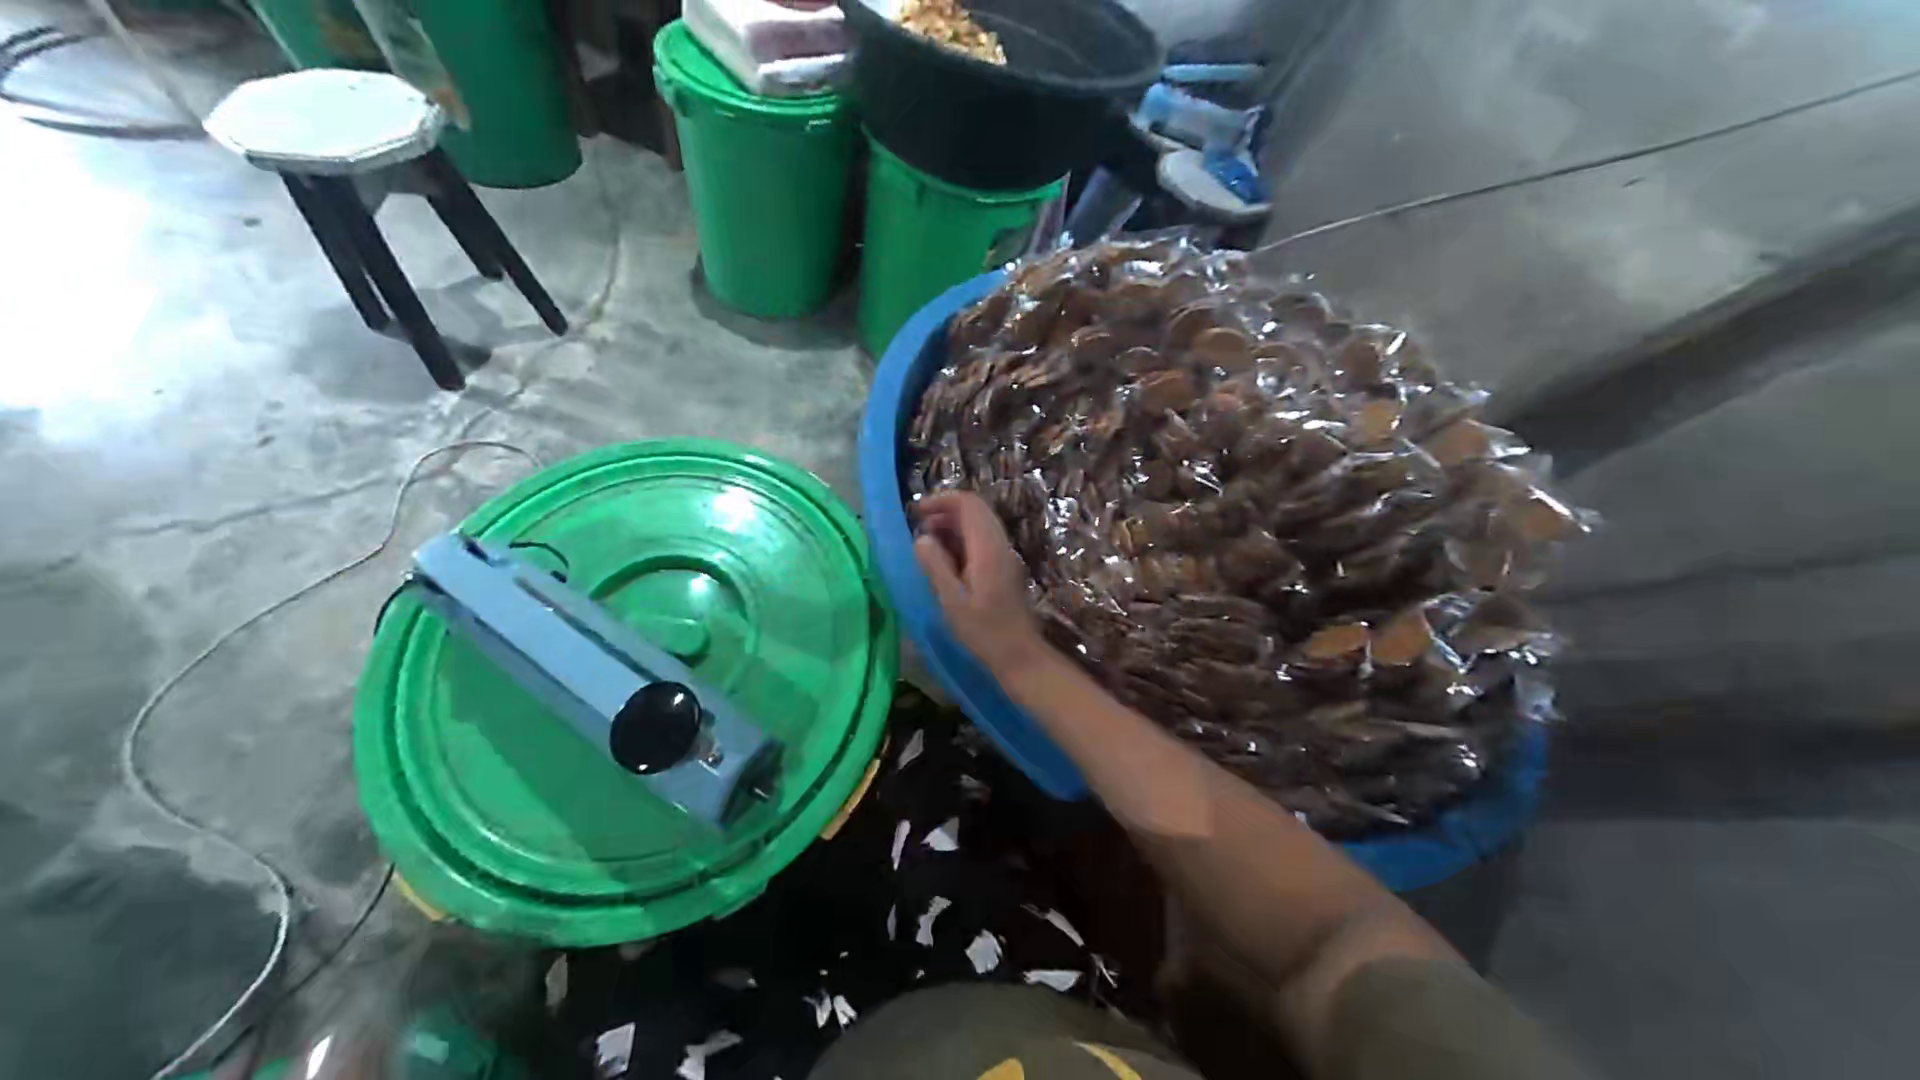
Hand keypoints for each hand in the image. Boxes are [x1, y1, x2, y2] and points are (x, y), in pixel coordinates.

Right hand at [913, 491, 1049, 678]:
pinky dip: (961, 539)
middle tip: (919, 526)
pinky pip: (982, 540)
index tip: (917, 511)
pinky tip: (945, 559)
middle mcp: (1000, 545)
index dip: (942, 500)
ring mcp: (1005, 556)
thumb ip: (935, 565)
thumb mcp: (952, 601)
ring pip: (979, 524)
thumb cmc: (984, 632)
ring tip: (927, 542)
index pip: (969, 504)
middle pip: (976, 510)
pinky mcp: (1004, 568)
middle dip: (945, 510)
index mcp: (988, 548)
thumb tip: (922, 538)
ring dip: (953, 525)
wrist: (1020, 655)